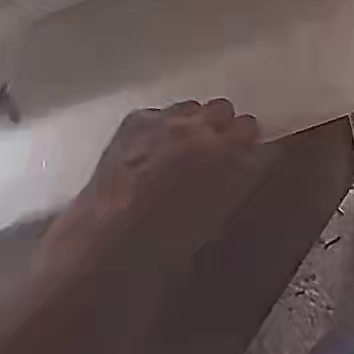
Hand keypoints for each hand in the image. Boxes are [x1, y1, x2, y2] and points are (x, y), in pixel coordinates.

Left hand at [41, 100, 264, 292]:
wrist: (105, 246)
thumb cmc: (166, 246)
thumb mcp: (215, 215)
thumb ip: (232, 179)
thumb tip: (239, 162)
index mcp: (223, 153)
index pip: (248, 126)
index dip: (246, 140)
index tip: (244, 150)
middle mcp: (195, 129)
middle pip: (222, 108)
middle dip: (221, 126)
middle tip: (214, 151)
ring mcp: (162, 121)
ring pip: (191, 106)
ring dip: (192, 123)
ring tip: (181, 151)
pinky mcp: (133, 122)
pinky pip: (159, 113)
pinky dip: (162, 127)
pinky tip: (152, 152)